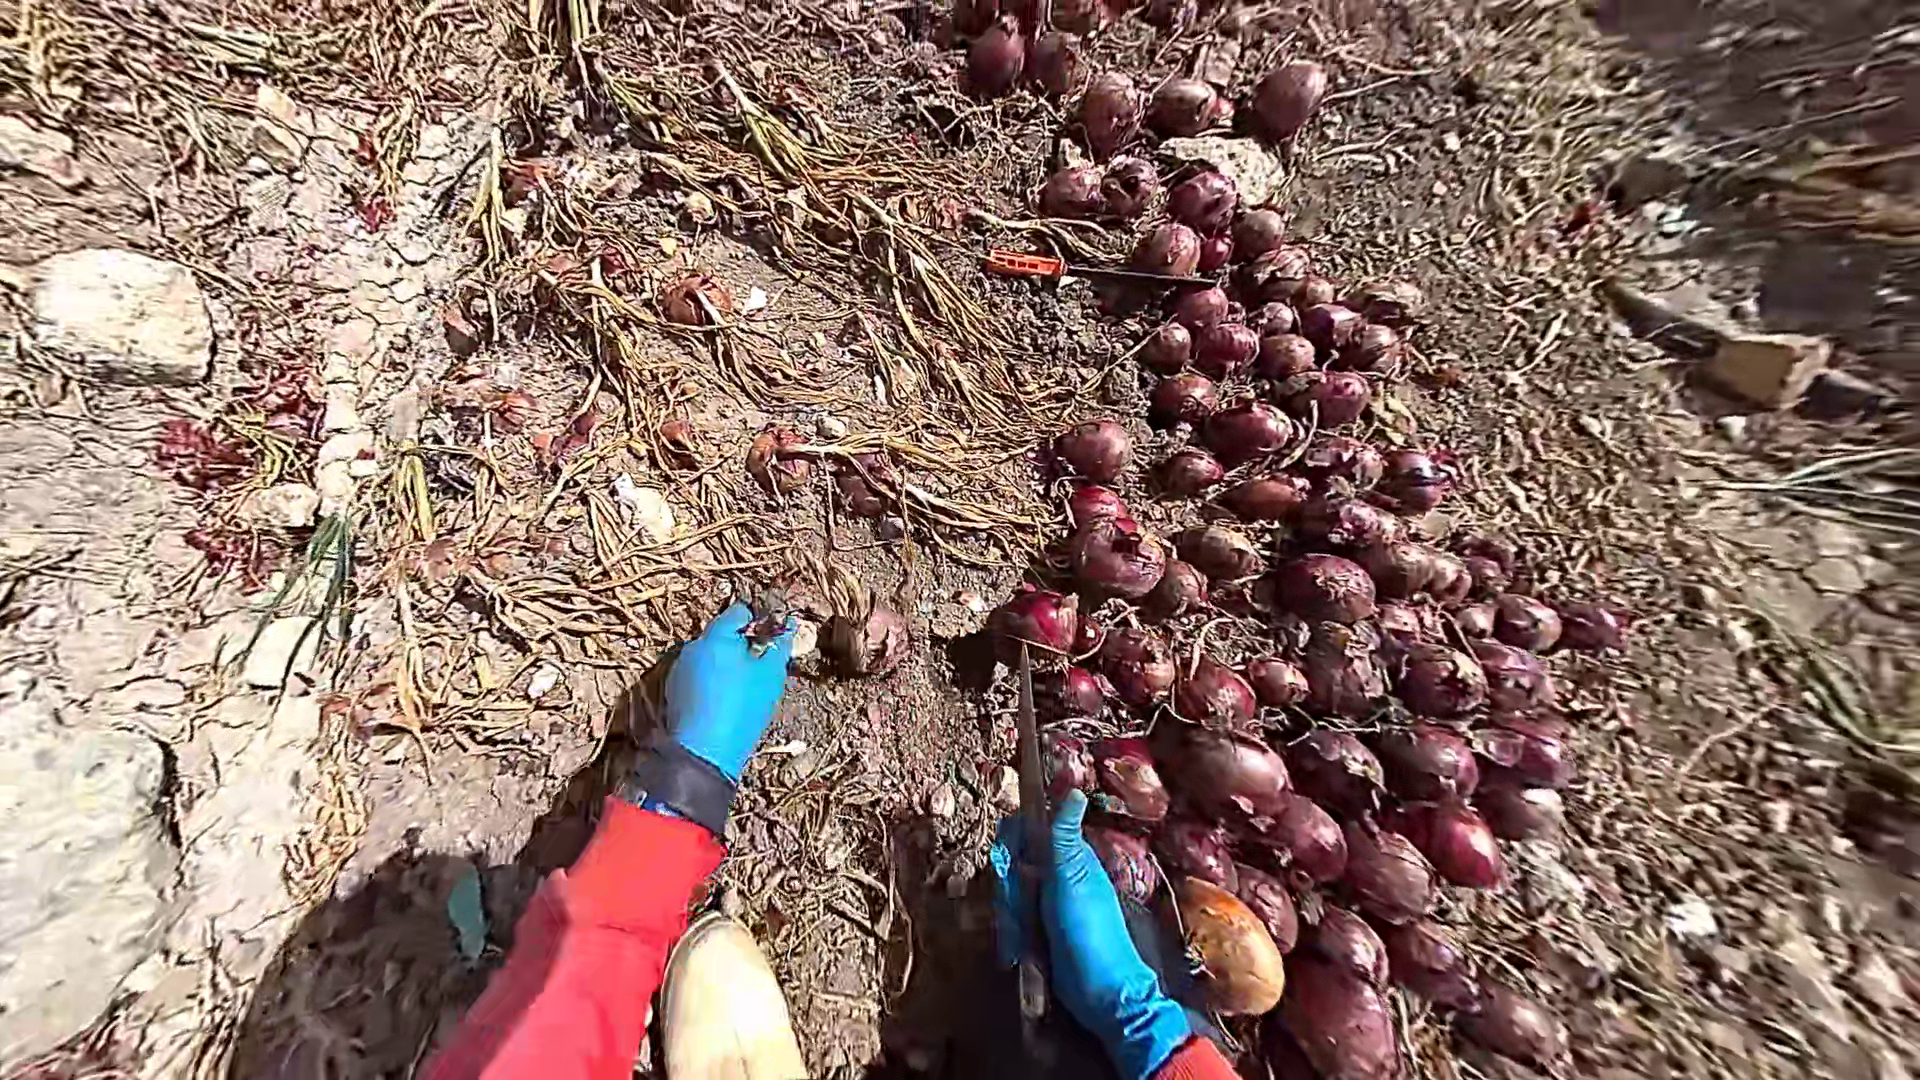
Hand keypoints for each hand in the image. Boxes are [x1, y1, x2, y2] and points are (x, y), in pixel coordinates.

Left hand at [664, 602, 794, 780]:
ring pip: (712, 654)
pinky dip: (715, 678)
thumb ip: (780, 643)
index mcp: (716, 636)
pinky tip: (728, 699)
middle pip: (724, 632)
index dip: (760, 621)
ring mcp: (681, 669)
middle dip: (745, 643)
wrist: (705, 753)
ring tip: (747, 685)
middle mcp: (693, 647)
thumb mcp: (771, 673)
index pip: (740, 611)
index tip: (773, 640)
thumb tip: (790, 623)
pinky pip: (701, 673)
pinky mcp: (675, 690)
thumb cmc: (743, 707)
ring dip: (730, 661)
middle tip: (764, 665)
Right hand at [991, 791, 1190, 1079]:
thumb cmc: (1089, 929)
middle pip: (1014, 865)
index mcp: (1067, 856)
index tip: (1007, 860)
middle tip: (1016, 909)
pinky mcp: (1040, 933)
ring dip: (1009, 916)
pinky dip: (1013, 934)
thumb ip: (1064, 834)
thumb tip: (1074, 789)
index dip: (1012, 842)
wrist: (1103, 995)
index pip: (1027, 831)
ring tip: (1020, 937)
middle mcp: (1056, 875)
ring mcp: (1048, 905)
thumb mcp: (1072, 877)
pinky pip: (1015, 922)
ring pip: (1012, 895)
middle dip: (1008, 889)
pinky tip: (1018, 949)